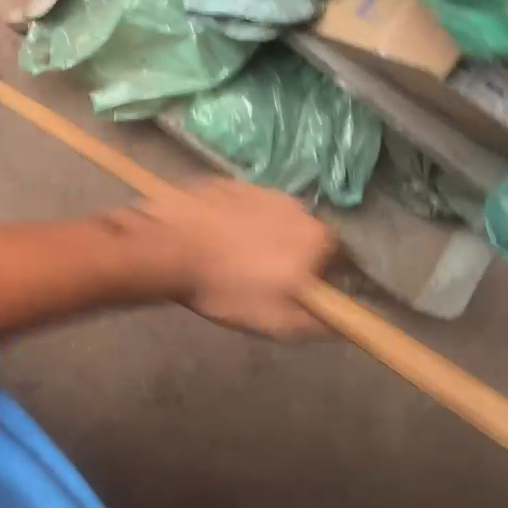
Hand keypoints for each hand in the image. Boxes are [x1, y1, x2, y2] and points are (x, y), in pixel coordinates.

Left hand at [133, 180, 336, 339]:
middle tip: (262, 277)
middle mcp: (293, 204)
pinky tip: (212, 237)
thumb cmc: (226, 289)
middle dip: (291, 254)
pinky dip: (231, 219)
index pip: (341, 259)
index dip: (325, 278)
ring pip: (268, 217)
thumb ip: (319, 323)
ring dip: (259, 234)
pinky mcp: (220, 183)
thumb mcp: (278, 324)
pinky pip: (236, 206)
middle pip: (303, 234)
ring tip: (231, 257)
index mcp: (317, 236)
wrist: (166, 249)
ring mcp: (254, 188)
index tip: (305, 291)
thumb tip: (337, 321)